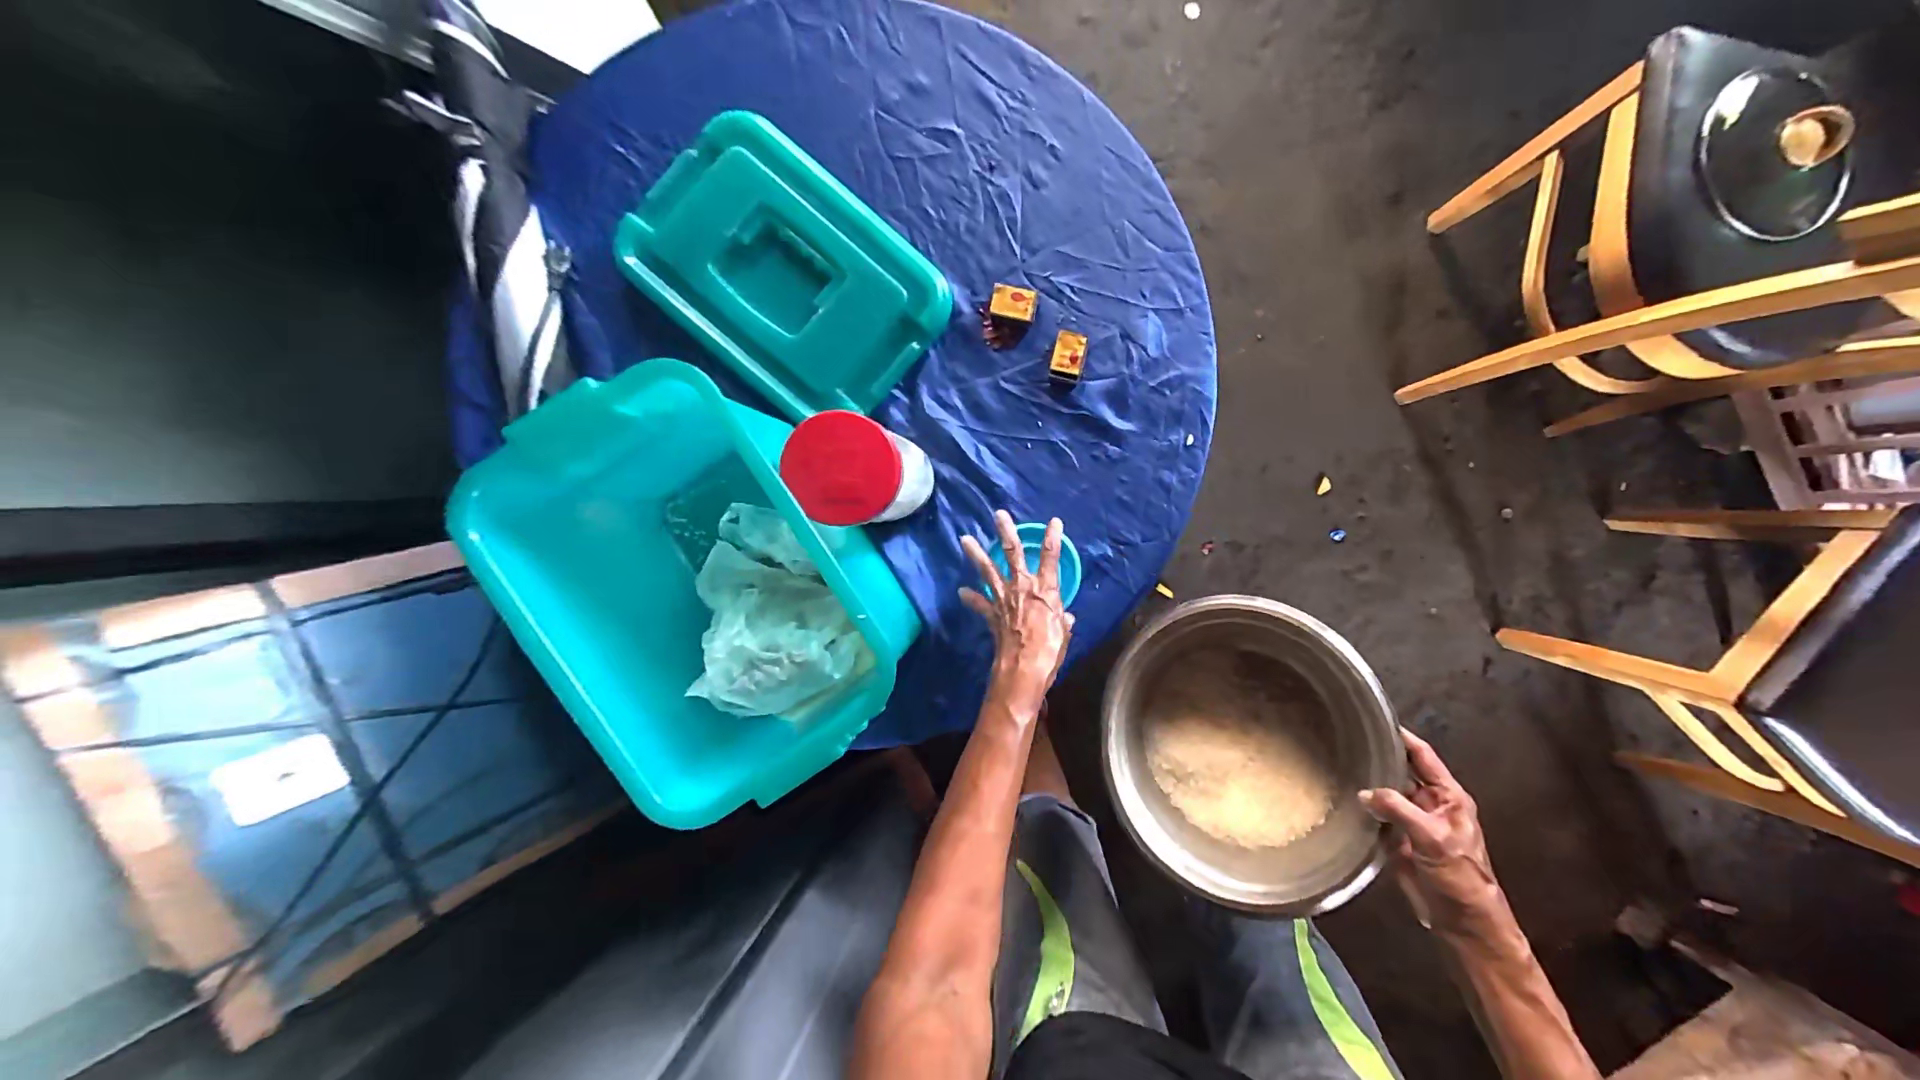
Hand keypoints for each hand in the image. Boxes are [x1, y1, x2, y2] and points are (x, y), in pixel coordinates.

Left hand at [959, 512, 1074, 711]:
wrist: (1023, 668)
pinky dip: (971, 597)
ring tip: (964, 538)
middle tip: (998, 514)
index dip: (1053, 537)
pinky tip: (962, 591)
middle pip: (1013, 552)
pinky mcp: (991, 613)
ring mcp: (1004, 598)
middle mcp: (1023, 586)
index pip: (1051, 556)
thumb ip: (1062, 621)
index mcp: (1046, 589)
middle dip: (1006, 531)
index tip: (1053, 521)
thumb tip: (1065, 618)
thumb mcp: (1063, 634)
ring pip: (988, 569)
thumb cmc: (1050, 651)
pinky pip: (979, 603)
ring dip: (976, 553)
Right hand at [1359, 728, 1507, 944]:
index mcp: (1449, 797)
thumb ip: (1399, 810)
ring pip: (1385, 793)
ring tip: (1338, 765)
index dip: (1402, 737)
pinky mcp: (1397, 840)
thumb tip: (1365, 793)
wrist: (1463, 924)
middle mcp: (1429, 804)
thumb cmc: (1463, 880)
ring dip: (1367, 784)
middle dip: (1378, 758)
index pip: (1422, 756)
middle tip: (1347, 740)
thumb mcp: (1433, 839)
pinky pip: (1375, 816)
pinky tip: (1341, 798)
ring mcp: (1412, 821)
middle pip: (1400, 771)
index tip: (1376, 720)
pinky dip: (1361, 808)